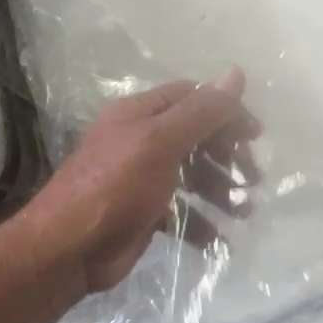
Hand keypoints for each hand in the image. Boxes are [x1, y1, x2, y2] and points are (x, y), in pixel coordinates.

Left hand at [19, 69, 258, 296]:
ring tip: (245, 211)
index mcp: (139, 114)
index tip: (255, 136)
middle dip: (227, 156)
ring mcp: (140, 179)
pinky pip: (180, 212)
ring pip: (191, 176)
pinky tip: (219, 239)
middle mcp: (139, 141)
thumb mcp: (159, 143)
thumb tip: (235, 72)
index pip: (191, 99)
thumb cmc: (115, 187)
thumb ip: (199, 111)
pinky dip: (201, 222)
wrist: (67, 250)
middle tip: (253, 179)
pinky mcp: (142, 214)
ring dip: (220, 190)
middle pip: (194, 137)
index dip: (225, 112)